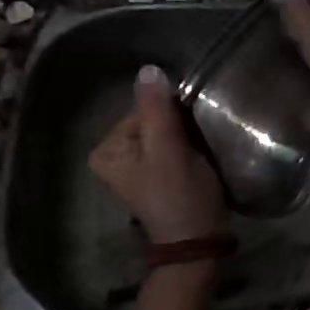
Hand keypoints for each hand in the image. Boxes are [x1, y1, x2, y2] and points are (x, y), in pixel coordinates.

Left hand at [88, 65, 225, 242]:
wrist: (199, 241)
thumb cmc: (180, 195)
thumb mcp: (168, 149)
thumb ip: (157, 109)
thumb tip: (149, 68)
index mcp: (106, 150)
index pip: (142, 111)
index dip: (172, 115)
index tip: (192, 130)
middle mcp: (114, 157)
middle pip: (154, 122)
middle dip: (180, 126)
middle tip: (200, 141)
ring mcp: (136, 170)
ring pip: (166, 135)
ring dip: (188, 137)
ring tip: (203, 150)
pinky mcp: (157, 178)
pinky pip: (172, 149)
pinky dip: (188, 150)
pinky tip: (201, 159)